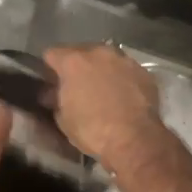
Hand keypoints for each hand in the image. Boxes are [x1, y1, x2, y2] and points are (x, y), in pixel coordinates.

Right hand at [43, 44, 174, 172]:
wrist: (135, 140)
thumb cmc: (92, 130)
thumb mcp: (62, 118)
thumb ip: (55, 98)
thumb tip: (51, 93)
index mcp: (73, 61)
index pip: (51, 54)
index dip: (49, 68)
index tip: (51, 83)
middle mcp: (98, 53)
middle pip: (80, 51)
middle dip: (76, 66)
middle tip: (77, 87)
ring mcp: (123, 60)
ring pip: (104, 58)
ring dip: (99, 69)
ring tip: (102, 90)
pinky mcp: (143, 71)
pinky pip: (124, 69)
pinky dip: (120, 78)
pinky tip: (122, 95)